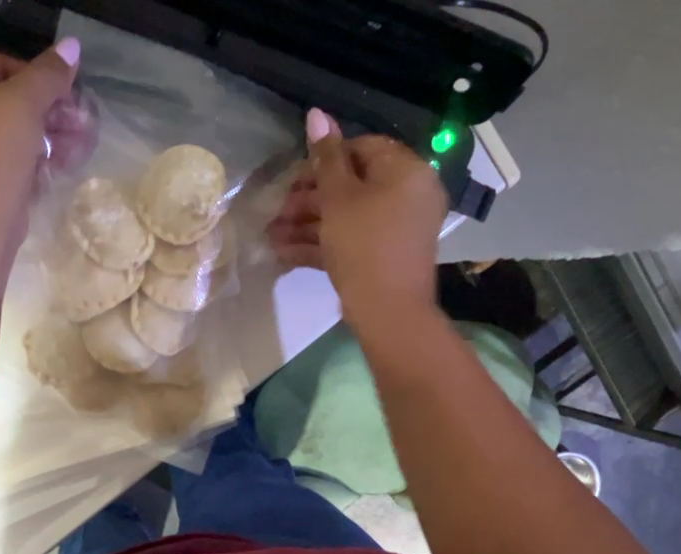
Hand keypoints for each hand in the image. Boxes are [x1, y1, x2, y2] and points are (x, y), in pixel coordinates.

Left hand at [0, 39, 81, 235]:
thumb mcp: (25, 104)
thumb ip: (48, 74)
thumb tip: (71, 46)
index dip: (34, 73)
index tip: (63, 91)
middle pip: (5, 99)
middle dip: (49, 110)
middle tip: (80, 120)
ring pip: (11, 132)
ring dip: (50, 135)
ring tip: (81, 144)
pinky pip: (7, 158)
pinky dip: (34, 158)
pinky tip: (64, 162)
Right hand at [269, 108, 448, 326]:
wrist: (389, 313)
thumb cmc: (364, 245)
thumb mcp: (339, 198)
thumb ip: (326, 157)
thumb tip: (317, 114)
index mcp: (406, 171)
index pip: (363, 149)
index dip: (325, 159)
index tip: (295, 178)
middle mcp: (409, 194)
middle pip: (353, 185)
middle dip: (309, 198)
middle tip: (277, 210)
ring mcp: (398, 228)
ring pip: (348, 216)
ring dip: (307, 224)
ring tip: (271, 236)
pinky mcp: (385, 256)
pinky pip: (353, 240)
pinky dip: (322, 244)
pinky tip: (284, 253)